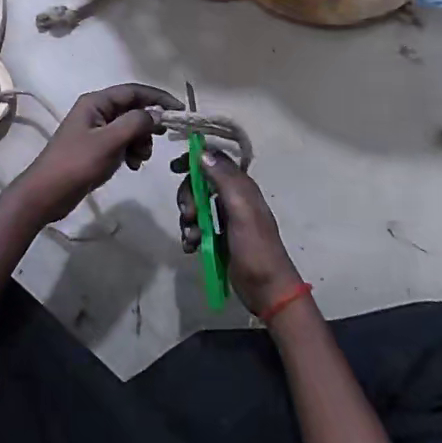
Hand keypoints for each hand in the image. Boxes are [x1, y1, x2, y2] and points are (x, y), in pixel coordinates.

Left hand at [10, 83, 180, 224]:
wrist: (46, 194)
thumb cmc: (77, 164)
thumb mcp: (110, 141)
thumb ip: (136, 123)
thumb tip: (157, 113)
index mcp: (96, 102)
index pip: (134, 91)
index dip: (158, 98)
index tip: (180, 110)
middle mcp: (97, 111)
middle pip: (133, 109)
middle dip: (148, 125)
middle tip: (160, 139)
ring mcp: (96, 131)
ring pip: (130, 128)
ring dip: (141, 141)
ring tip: (140, 159)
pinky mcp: (97, 149)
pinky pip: (123, 143)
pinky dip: (132, 151)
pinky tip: (132, 165)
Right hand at [175, 150, 301, 312]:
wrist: (266, 289)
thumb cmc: (256, 249)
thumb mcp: (242, 211)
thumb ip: (224, 180)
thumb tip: (203, 153)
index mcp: (242, 187)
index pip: (215, 160)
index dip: (194, 160)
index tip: (174, 169)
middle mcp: (233, 197)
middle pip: (200, 183)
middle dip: (188, 196)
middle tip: (189, 215)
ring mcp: (226, 218)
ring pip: (196, 205)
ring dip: (188, 219)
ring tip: (192, 237)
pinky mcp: (219, 237)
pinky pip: (197, 227)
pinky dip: (191, 234)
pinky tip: (192, 247)